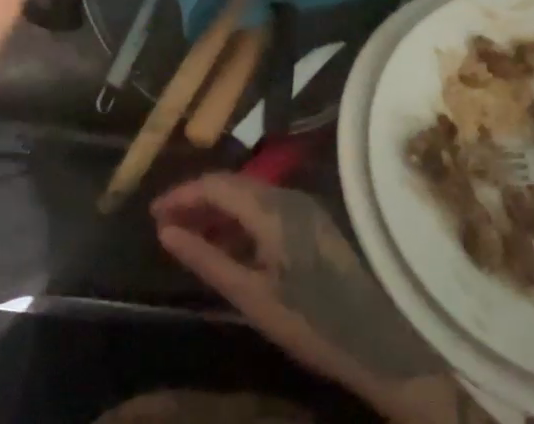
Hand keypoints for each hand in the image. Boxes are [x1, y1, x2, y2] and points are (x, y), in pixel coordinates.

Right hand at [152, 175, 443, 391]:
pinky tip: (229, 249)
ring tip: (191, 238)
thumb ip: (205, 258)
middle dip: (196, 201)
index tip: (152, 215)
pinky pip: (267, 211)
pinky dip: (240, 223)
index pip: (214, 185)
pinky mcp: (316, 227)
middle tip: (167, 225)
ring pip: (249, 198)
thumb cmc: (310, 321)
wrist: (381, 348)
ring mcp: (306, 211)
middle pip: (231, 186)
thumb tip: (164, 231)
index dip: (180, 195)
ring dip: (218, 213)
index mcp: (272, 209)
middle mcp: (289, 198)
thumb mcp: (250, 296)